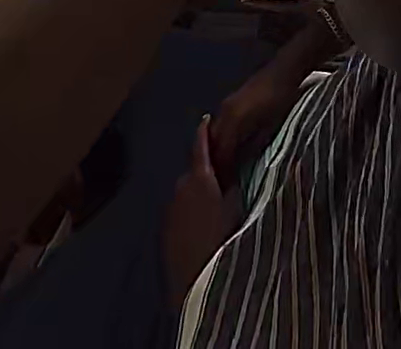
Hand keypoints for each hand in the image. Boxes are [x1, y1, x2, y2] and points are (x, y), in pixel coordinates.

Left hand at [163, 117, 240, 308]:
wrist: (193, 281)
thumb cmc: (221, 239)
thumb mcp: (236, 207)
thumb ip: (234, 186)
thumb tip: (234, 174)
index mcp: (199, 178)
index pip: (200, 146)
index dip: (204, 132)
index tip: (206, 119)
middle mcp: (180, 188)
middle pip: (193, 170)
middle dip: (204, 168)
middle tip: (220, 174)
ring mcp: (169, 209)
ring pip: (185, 191)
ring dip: (195, 191)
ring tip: (211, 202)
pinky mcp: (163, 230)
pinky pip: (178, 210)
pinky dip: (188, 208)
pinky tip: (199, 223)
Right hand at [206, 72, 295, 183]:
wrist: (285, 69)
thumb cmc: (281, 99)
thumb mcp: (271, 125)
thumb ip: (254, 146)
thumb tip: (244, 168)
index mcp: (233, 119)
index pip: (220, 153)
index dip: (221, 173)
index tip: (223, 191)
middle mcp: (225, 112)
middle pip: (211, 144)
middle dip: (213, 164)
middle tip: (220, 183)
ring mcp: (227, 105)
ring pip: (213, 134)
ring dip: (215, 151)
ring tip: (222, 169)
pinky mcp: (231, 102)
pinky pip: (219, 125)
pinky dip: (219, 140)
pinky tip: (227, 150)